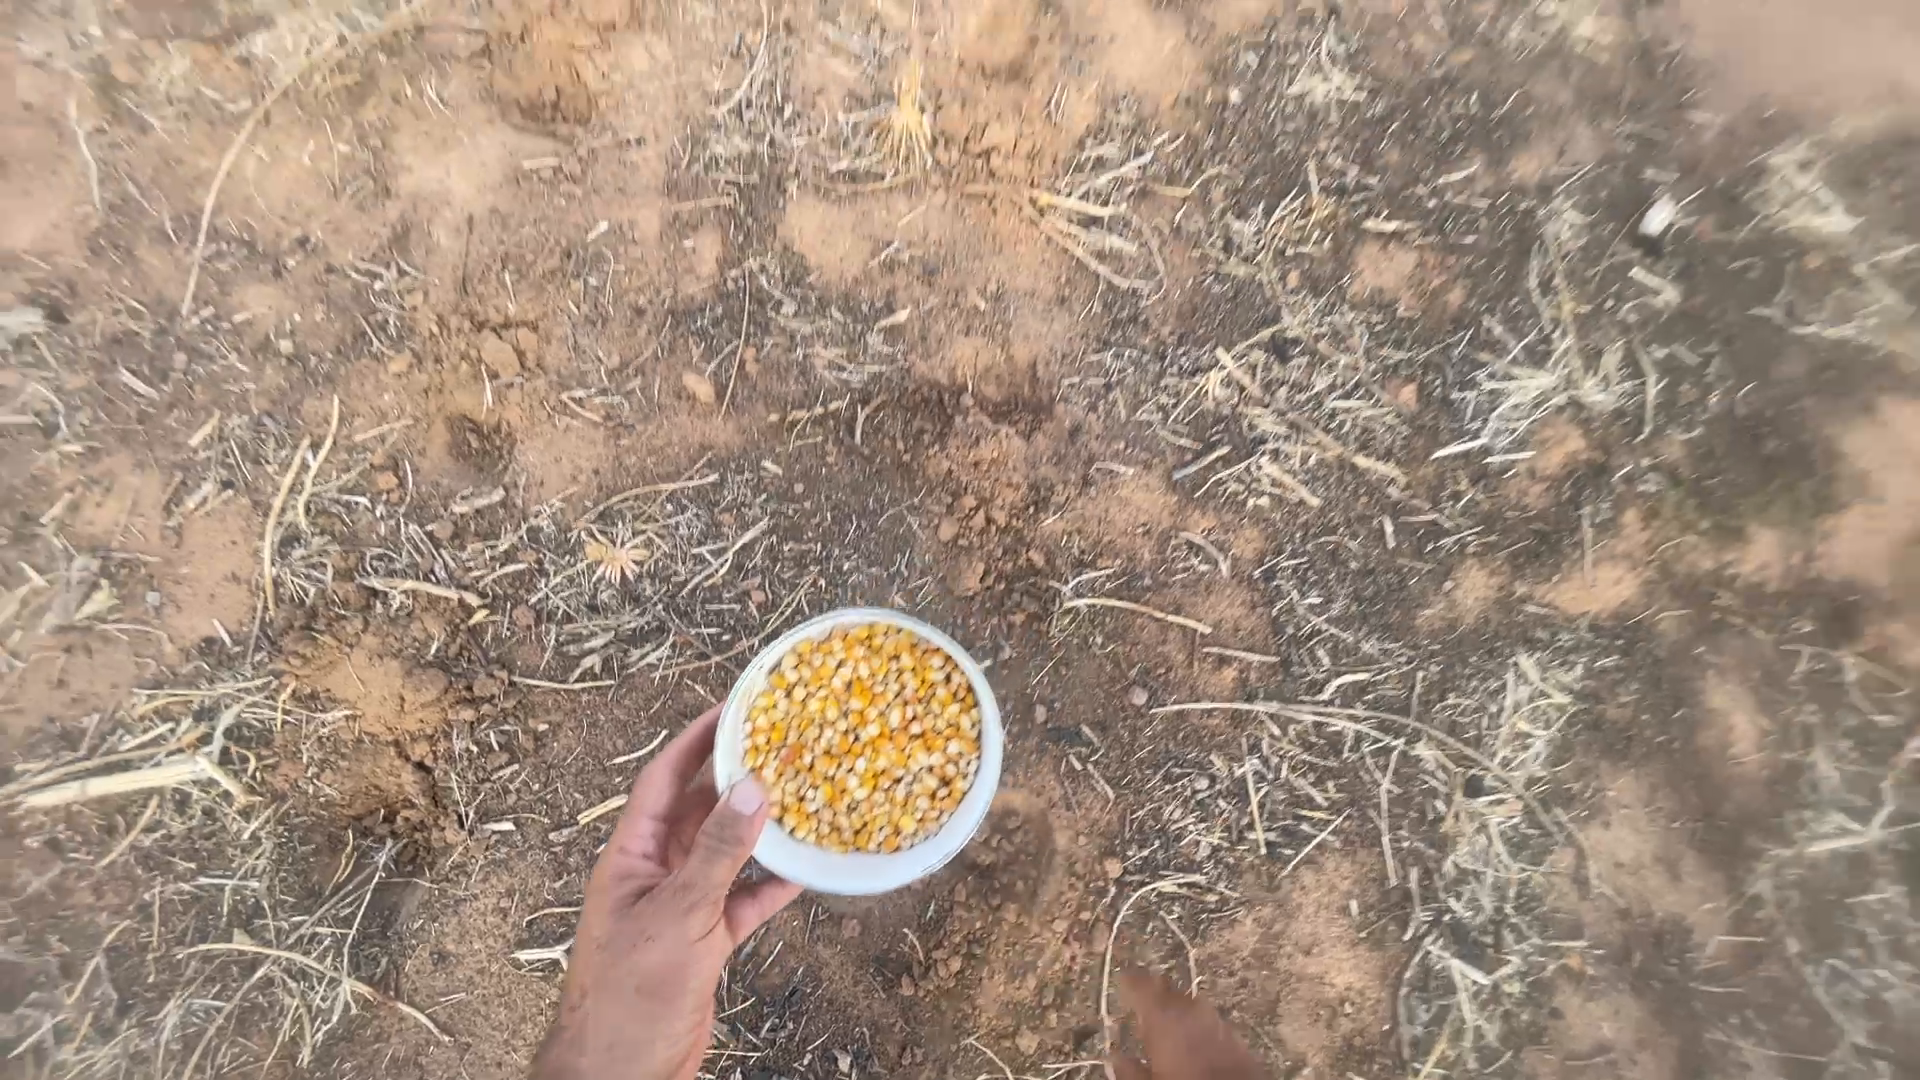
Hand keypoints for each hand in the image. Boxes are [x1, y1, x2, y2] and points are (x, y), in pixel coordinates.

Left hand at [533, 707, 801, 1079]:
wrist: (622, 1078)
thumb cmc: (629, 994)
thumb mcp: (677, 915)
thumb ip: (718, 852)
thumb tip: (755, 787)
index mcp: (633, 853)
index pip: (665, 777)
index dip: (697, 739)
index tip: (734, 707)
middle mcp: (658, 869)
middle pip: (701, 808)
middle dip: (738, 778)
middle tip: (783, 745)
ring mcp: (683, 903)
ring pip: (727, 851)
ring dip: (760, 830)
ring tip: (802, 797)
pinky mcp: (706, 936)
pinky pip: (744, 897)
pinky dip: (770, 884)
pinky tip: (803, 870)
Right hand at [1109, 969, 1264, 1079]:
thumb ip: (1130, 1070)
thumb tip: (1114, 1057)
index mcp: (1161, 1016)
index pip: (1139, 984)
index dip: (1128, 980)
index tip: (1120, 980)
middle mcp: (1187, 1008)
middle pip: (1165, 987)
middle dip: (1152, 990)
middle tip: (1141, 999)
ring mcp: (1213, 1018)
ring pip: (1188, 1001)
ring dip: (1176, 1005)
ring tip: (1167, 1019)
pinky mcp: (1232, 1033)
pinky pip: (1207, 1018)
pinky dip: (1196, 1021)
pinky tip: (1194, 1036)